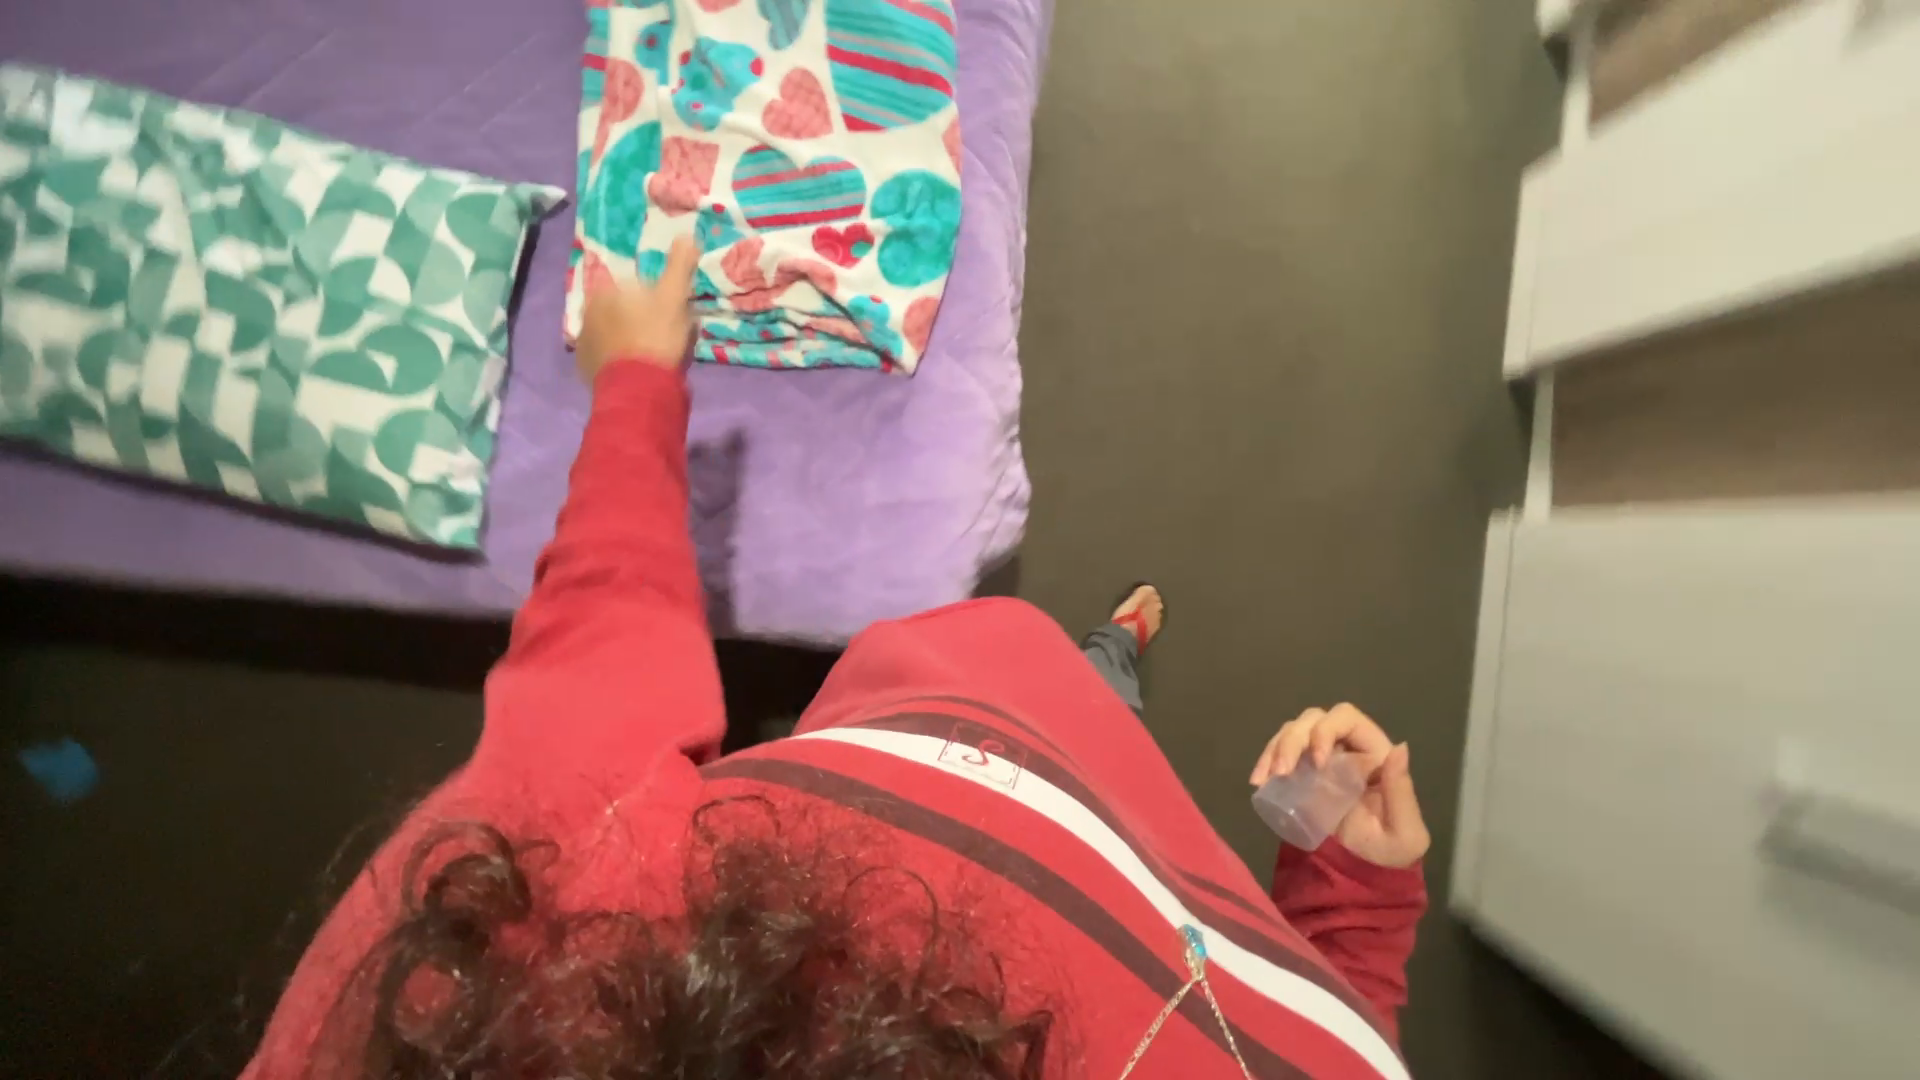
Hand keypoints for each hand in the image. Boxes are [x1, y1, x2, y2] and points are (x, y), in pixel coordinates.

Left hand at [575, 236, 698, 381]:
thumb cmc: (655, 337)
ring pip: (607, 333)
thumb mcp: (673, 298)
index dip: (646, 295)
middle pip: (615, 309)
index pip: (625, 285)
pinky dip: (616, 360)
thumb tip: (686, 234)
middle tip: (658, 332)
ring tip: (647, 353)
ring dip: (623, 338)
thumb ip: (679, 266)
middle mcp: (586, 312)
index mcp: (604, 291)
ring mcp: (583, 342)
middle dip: (632, 316)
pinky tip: (634, 368)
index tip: (662, 309)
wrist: (639, 389)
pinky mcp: (585, 369)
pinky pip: (603, 358)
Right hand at [1249, 704, 1430, 868]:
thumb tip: (1399, 748)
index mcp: (1373, 751)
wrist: (1362, 871)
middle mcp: (1346, 745)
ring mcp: (1320, 755)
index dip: (1326, 730)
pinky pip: (1278, 751)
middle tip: (1281, 772)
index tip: (1317, 763)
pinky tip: (1258, 780)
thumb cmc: (1388, 851)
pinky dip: (1265, 761)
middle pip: (1312, 719)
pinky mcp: (1301, 769)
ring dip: (1275, 749)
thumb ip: (1402, 792)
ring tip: (1265, 778)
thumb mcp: (1405, 831)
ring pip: (1292, 730)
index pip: (1346, 718)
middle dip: (1292, 740)